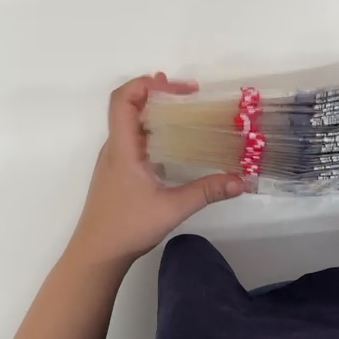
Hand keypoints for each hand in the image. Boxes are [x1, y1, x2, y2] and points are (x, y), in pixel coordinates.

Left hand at [67, 74, 242, 265]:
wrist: (97, 253)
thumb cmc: (128, 227)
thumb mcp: (172, 208)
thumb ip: (206, 191)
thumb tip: (241, 181)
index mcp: (122, 148)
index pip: (123, 99)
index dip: (147, 84)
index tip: (178, 88)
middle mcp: (114, 148)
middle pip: (128, 105)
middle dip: (158, 93)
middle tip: (190, 94)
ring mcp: (114, 160)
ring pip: (131, 123)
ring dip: (156, 112)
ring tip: (186, 111)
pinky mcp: (117, 173)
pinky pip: (134, 140)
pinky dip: (154, 131)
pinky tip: (175, 144)